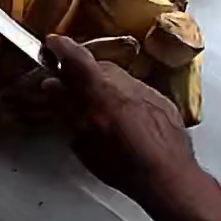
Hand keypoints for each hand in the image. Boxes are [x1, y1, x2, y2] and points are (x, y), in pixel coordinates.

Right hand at [41, 34, 213, 206]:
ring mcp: (148, 91)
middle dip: (84, 72)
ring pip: (120, 79)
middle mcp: (126, 84)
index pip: (77, 57)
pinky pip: (138, 92)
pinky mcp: (164, 102)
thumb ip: (65, 109)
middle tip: (72, 86)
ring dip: (105, 86)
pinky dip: (125, 98)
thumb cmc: (121, 165)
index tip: (51, 43)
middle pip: (100, 66)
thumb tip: (51, 85)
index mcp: (102, 91)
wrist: (169, 177)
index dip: (62, 47)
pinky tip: (125, 120)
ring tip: (98, 107)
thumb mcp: (83, 142)